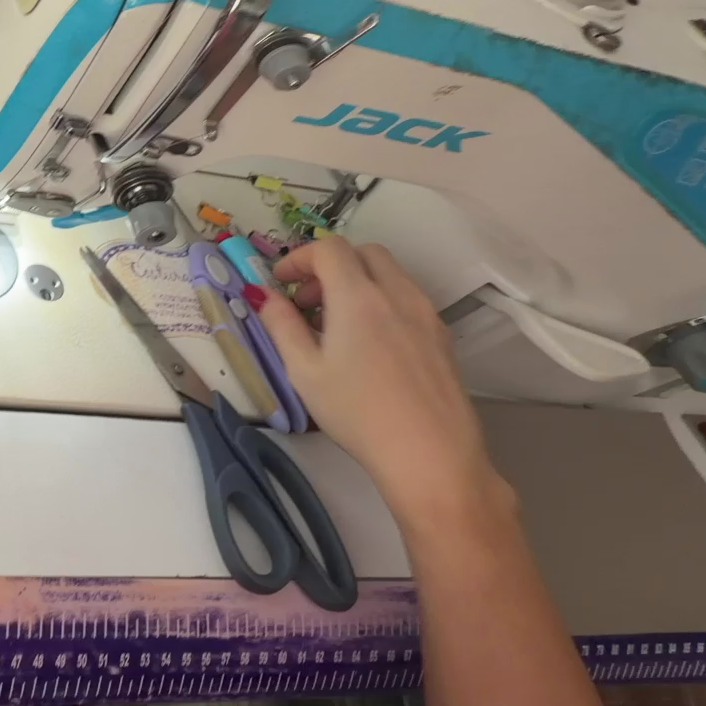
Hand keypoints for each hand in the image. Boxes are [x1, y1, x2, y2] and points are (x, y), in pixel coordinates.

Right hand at [251, 237, 508, 527]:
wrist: (431, 456)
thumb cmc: (357, 412)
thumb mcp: (303, 370)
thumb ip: (280, 324)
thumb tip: (262, 295)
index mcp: (358, 297)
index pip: (328, 249)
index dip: (298, 258)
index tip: (281, 283)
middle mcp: (397, 294)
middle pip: (363, 252)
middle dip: (330, 265)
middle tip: (308, 301)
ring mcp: (426, 314)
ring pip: (389, 273)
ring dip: (357, 281)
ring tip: (335, 325)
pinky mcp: (442, 337)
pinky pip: (406, 298)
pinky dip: (380, 300)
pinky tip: (368, 344)